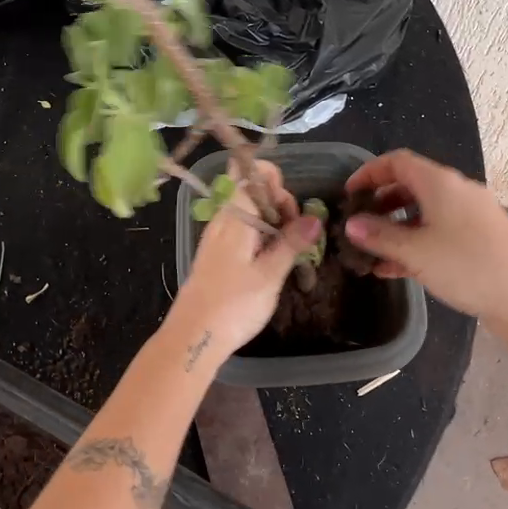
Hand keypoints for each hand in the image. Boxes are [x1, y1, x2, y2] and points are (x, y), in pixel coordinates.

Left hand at [165, 161, 320, 367]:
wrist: (192, 336)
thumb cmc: (232, 304)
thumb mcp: (270, 275)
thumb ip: (291, 243)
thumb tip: (315, 216)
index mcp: (235, 214)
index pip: (250, 172)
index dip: (274, 180)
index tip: (290, 209)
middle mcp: (223, 217)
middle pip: (254, 191)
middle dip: (280, 205)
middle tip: (298, 237)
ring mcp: (218, 234)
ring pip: (249, 212)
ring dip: (273, 223)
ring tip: (291, 252)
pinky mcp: (217, 252)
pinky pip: (242, 229)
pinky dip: (261, 237)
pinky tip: (273, 261)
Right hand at [343, 149, 507, 323]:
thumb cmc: (466, 267)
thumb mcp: (415, 252)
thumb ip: (380, 236)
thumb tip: (351, 224)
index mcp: (440, 182)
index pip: (396, 161)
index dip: (369, 173)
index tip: (349, 194)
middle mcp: (458, 189)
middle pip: (411, 184)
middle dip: (382, 203)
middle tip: (360, 224)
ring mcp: (474, 213)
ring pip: (426, 210)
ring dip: (399, 226)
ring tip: (375, 251)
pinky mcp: (484, 237)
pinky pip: (442, 228)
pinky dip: (419, 240)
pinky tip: (399, 269)